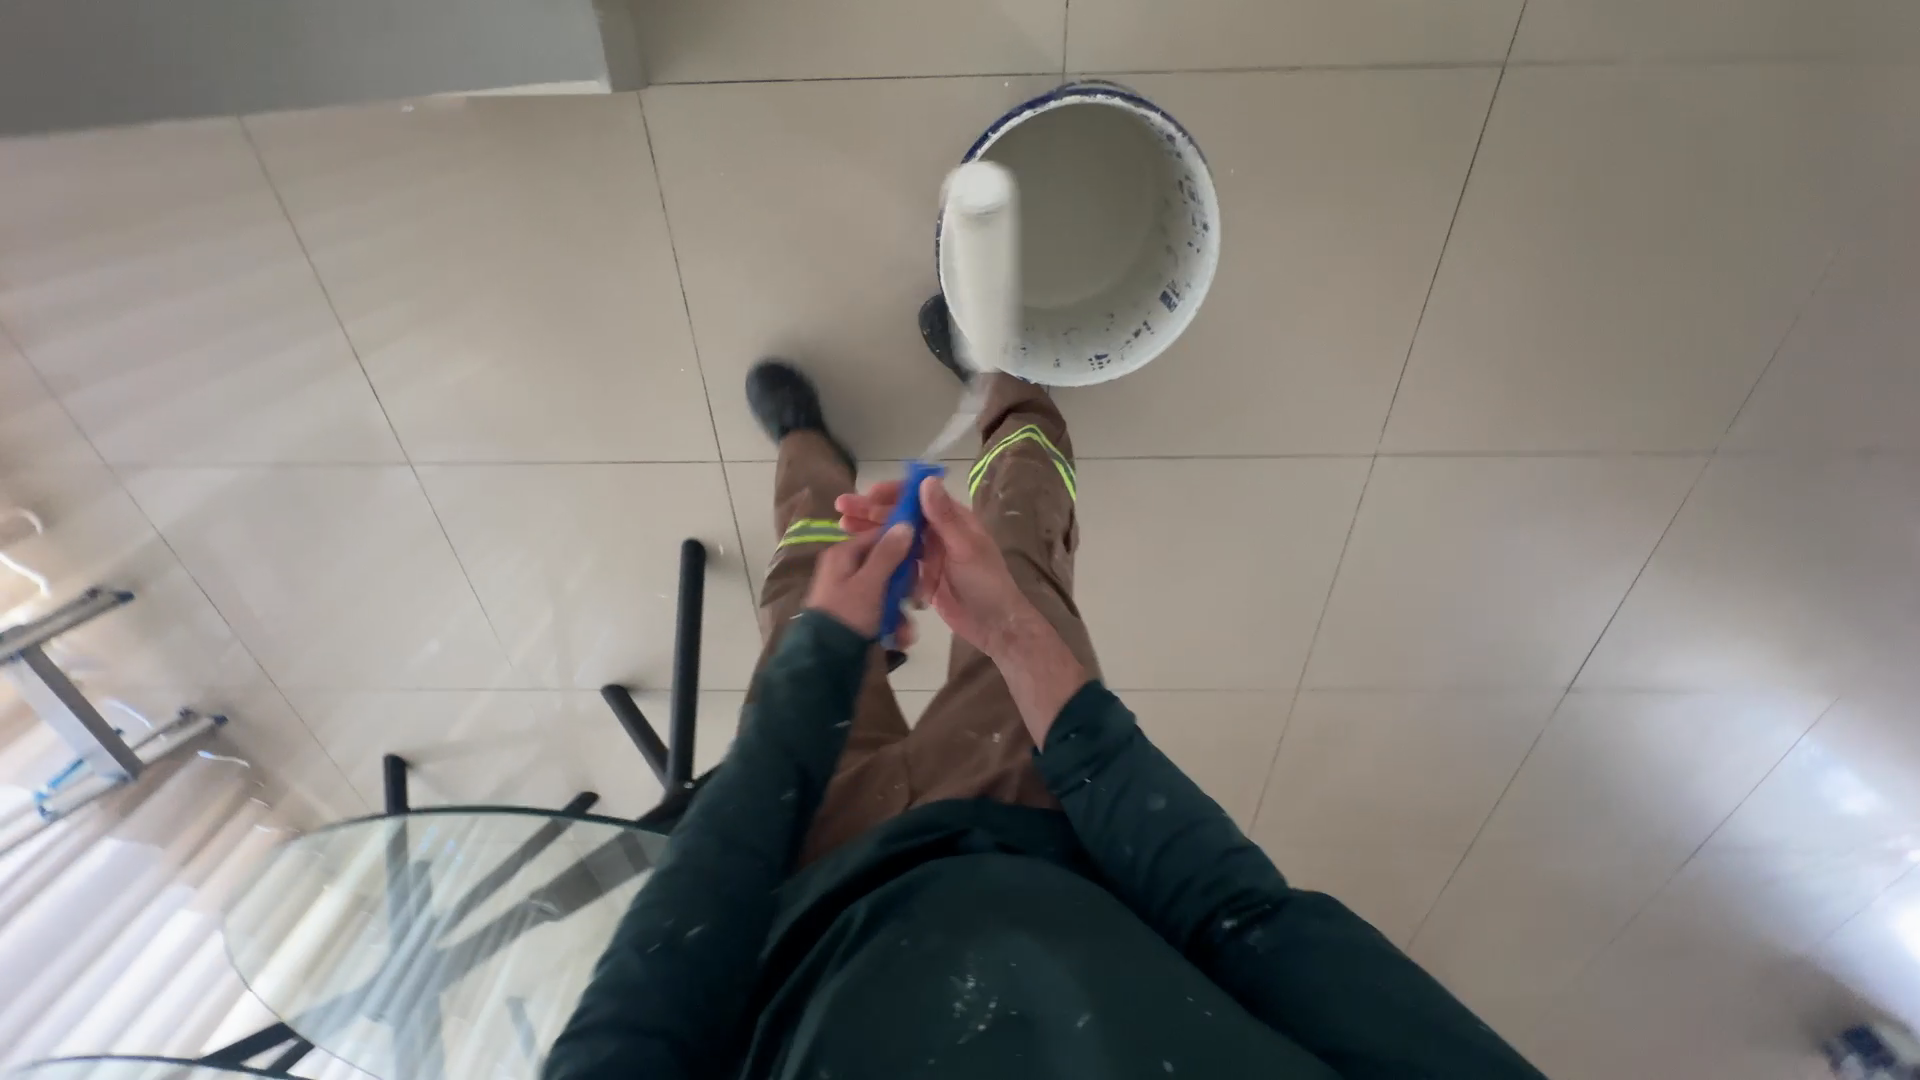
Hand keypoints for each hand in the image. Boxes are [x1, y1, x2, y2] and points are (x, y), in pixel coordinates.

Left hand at [803, 522, 917, 639]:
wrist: (825, 659)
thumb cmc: (847, 614)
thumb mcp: (870, 583)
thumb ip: (888, 555)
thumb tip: (906, 524)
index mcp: (843, 554)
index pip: (880, 536)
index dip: (904, 543)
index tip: (924, 557)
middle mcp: (846, 568)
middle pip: (887, 564)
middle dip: (904, 586)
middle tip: (914, 600)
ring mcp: (851, 591)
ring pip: (887, 589)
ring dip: (901, 610)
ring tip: (906, 631)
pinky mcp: (856, 611)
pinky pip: (881, 608)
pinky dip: (892, 621)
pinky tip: (899, 637)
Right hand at [836, 476, 1033, 655]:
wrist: (994, 625)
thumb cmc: (986, 583)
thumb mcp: (965, 547)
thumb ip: (944, 517)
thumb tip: (926, 481)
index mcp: (953, 518)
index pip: (918, 496)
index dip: (891, 493)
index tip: (867, 496)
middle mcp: (938, 532)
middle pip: (901, 516)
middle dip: (871, 510)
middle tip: (842, 508)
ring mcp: (929, 555)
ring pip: (895, 537)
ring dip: (871, 531)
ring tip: (842, 527)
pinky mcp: (921, 576)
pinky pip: (896, 561)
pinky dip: (879, 556)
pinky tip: (858, 554)